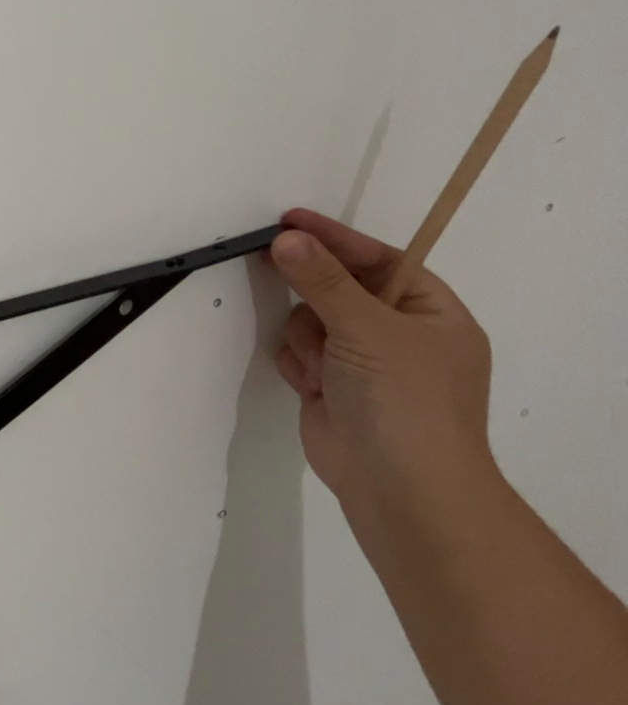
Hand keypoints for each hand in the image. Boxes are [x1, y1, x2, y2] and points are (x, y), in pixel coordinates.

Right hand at [267, 209, 496, 505]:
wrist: (398, 483)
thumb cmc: (404, 398)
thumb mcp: (367, 329)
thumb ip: (323, 281)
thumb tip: (286, 239)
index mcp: (432, 315)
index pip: (380, 261)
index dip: (336, 239)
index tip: (288, 220)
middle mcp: (399, 334)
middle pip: (338, 290)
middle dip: (315, 295)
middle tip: (272, 263)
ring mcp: (363, 362)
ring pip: (310, 322)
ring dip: (306, 339)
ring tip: (321, 367)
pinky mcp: (330, 385)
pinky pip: (297, 353)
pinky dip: (296, 363)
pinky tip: (309, 384)